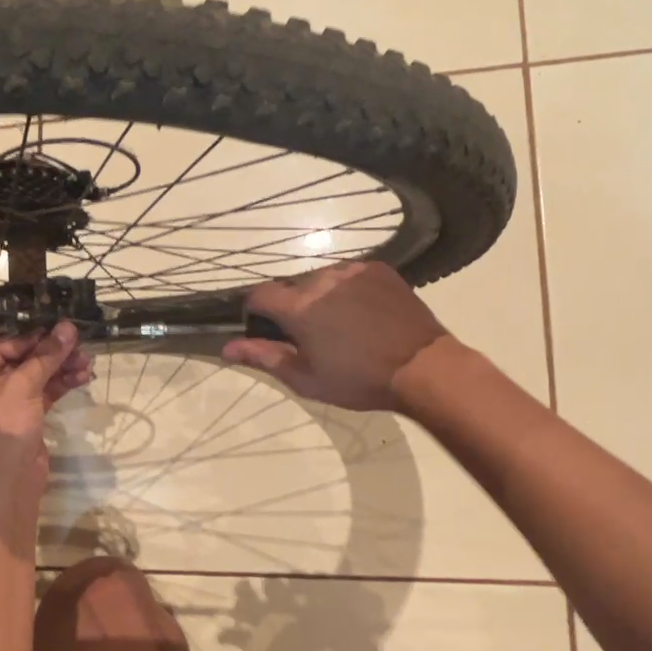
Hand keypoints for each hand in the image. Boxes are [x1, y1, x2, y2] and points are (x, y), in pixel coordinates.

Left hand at [0, 321, 92, 479]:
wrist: (10, 479)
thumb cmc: (6, 426)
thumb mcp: (24, 385)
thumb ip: (46, 355)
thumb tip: (68, 327)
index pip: (2, 346)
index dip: (31, 340)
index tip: (58, 333)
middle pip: (21, 361)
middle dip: (51, 355)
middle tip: (79, 347)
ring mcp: (5, 404)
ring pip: (35, 377)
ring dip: (60, 369)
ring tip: (87, 362)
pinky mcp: (24, 418)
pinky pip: (42, 394)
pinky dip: (60, 386)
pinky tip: (82, 378)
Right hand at [222, 261, 448, 410]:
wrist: (424, 368)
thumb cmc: (359, 380)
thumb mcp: (306, 379)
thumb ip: (264, 357)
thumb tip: (227, 348)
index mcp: (300, 307)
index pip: (259, 295)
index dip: (254, 312)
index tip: (263, 331)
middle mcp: (322, 279)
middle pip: (290, 286)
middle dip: (289, 307)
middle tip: (306, 337)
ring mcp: (354, 271)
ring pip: (320, 278)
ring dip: (318, 296)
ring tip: (337, 325)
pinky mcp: (379, 270)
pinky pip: (349, 274)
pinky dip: (345, 289)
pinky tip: (360, 314)